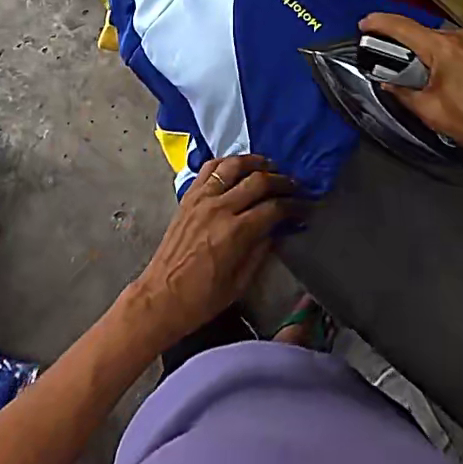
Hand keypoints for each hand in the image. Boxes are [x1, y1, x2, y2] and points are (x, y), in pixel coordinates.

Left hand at [121, 155, 296, 348]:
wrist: (158, 300)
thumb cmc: (201, 299)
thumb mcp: (239, 283)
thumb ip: (261, 251)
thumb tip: (276, 229)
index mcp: (235, 232)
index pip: (274, 207)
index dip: (294, 205)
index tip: (304, 207)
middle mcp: (220, 209)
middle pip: (259, 180)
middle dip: (282, 180)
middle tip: (293, 185)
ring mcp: (201, 200)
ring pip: (234, 166)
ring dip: (255, 162)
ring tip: (268, 166)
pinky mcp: (188, 198)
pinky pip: (209, 169)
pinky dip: (226, 163)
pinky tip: (237, 167)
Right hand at [359, 13, 462, 191]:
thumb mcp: (435, 115)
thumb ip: (406, 93)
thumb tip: (392, 83)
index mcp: (446, 49)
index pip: (402, 27)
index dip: (379, 23)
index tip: (368, 24)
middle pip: (432, 39)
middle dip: (420, 56)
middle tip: (416, 82)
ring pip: (458, 46)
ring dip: (450, 64)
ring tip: (458, 96)